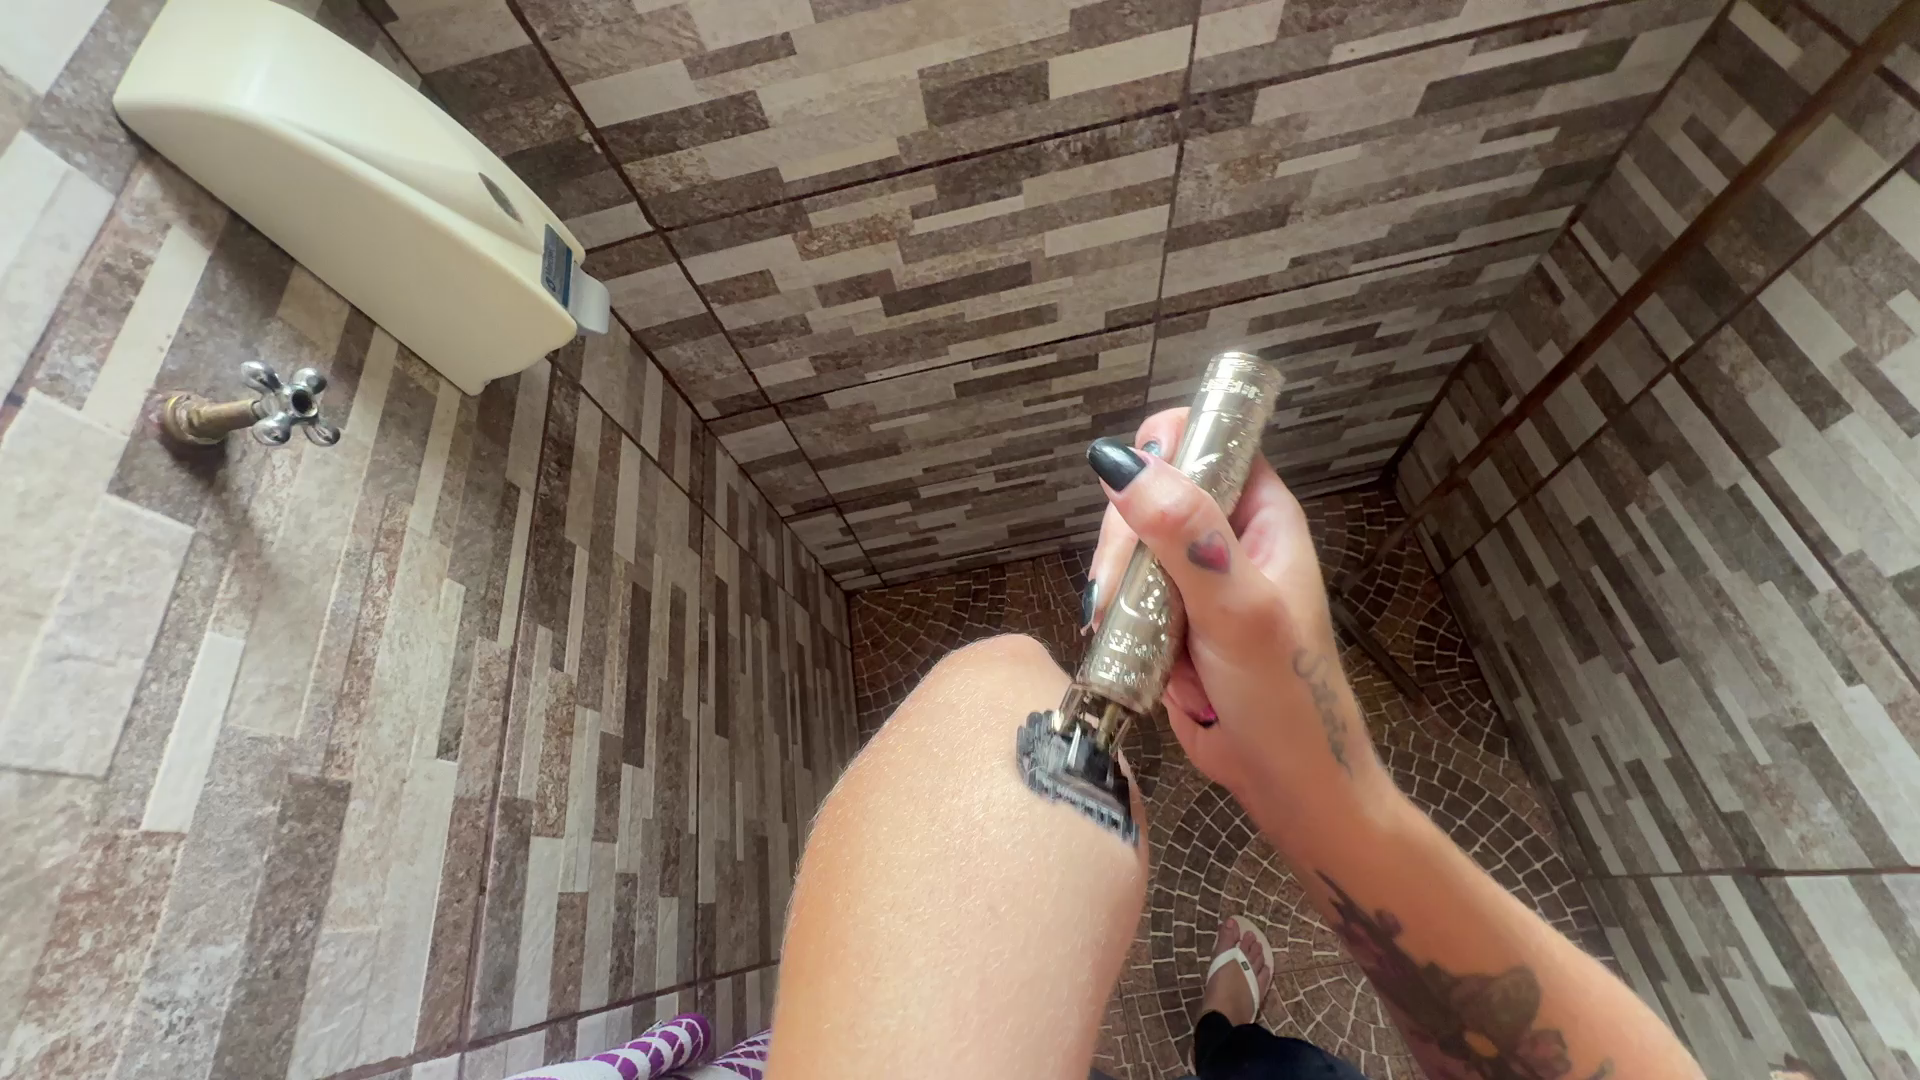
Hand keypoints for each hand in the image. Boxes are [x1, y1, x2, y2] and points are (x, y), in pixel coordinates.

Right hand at [1084, 409, 1391, 834]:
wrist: (1281, 779)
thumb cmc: (1282, 696)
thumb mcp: (1239, 609)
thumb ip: (1185, 535)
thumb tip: (1119, 463)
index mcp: (1259, 512)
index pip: (1208, 442)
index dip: (1164, 452)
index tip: (1131, 497)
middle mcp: (1223, 534)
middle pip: (1148, 492)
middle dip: (1122, 538)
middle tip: (1114, 589)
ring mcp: (1190, 575)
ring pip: (1126, 543)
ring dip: (1111, 581)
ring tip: (1114, 624)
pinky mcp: (1164, 614)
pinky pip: (1121, 589)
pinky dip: (1109, 610)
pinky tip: (1111, 635)